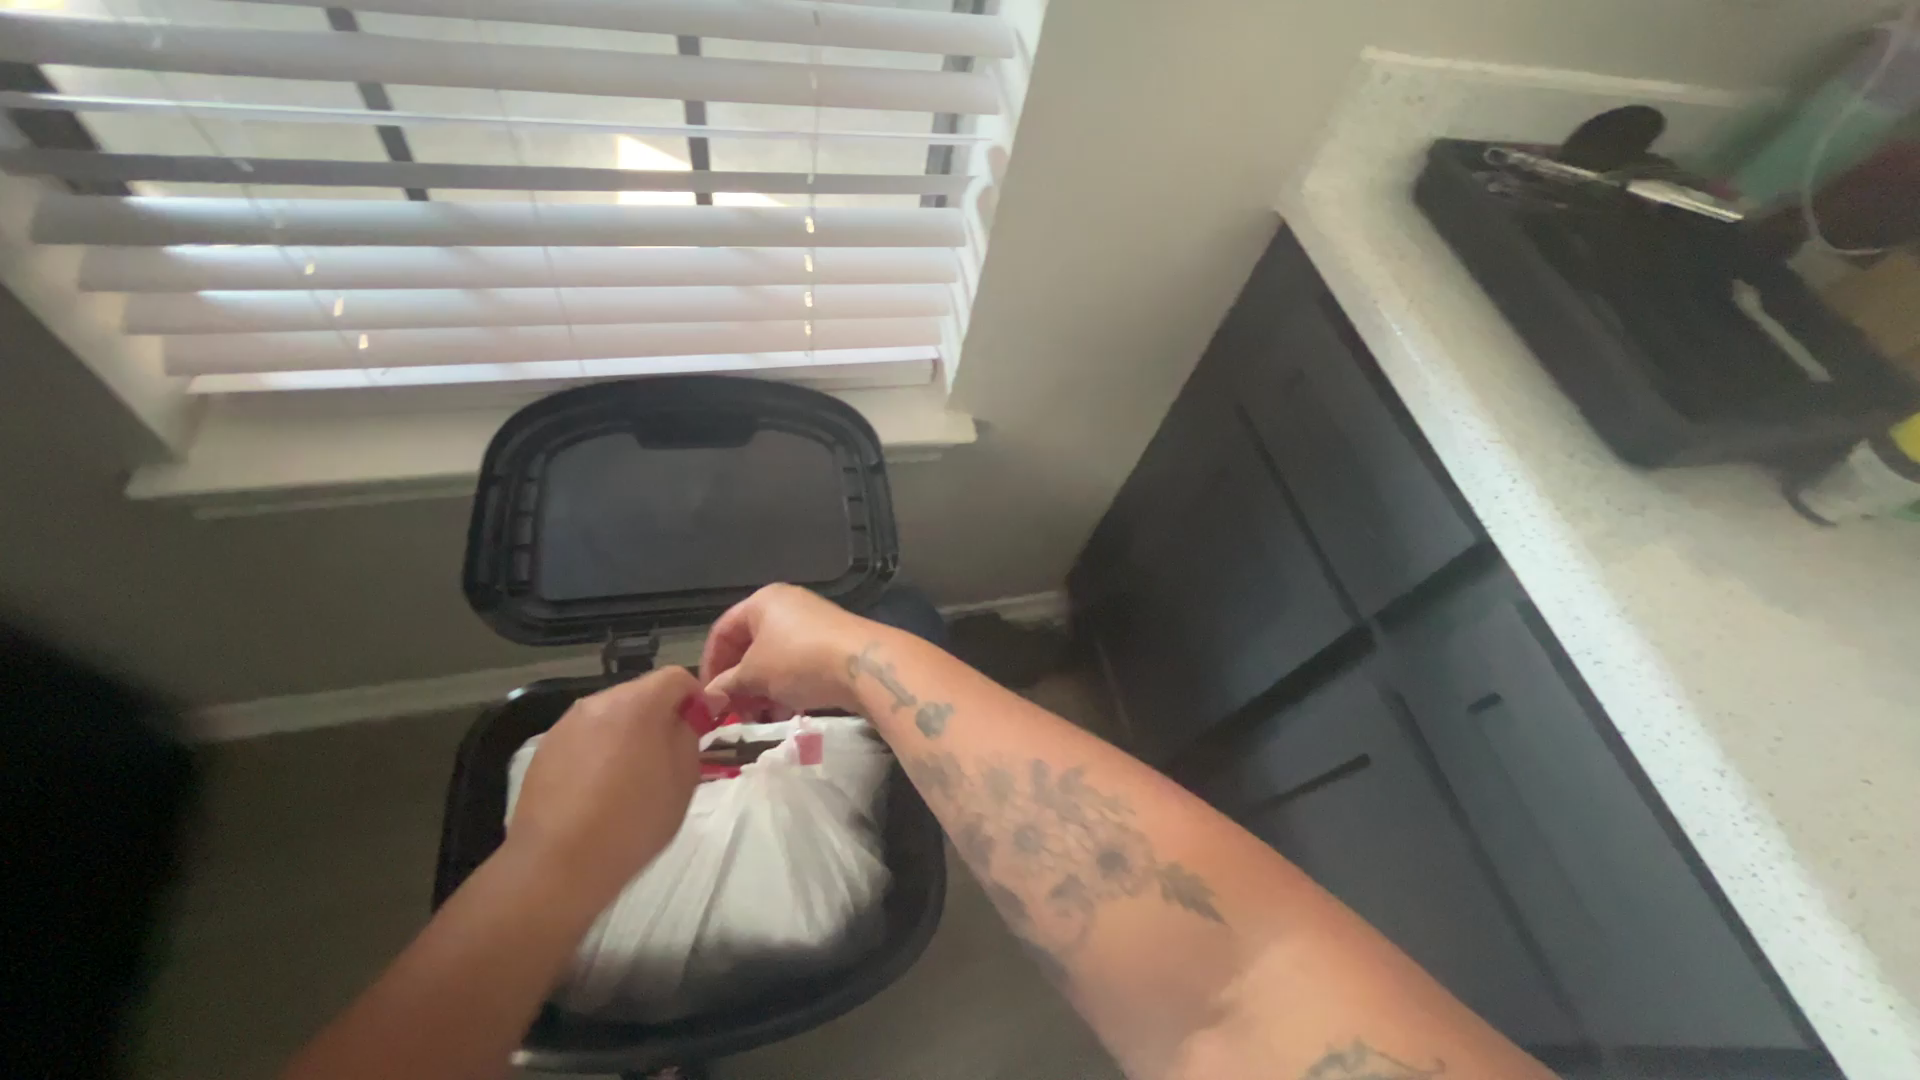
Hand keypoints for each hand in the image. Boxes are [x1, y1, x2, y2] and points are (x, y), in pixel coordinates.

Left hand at [505, 666, 705, 906]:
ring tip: (633, 772)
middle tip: (670, 752)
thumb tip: (693, 713)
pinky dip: (601, 748)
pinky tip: (601, 785)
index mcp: (638, 703)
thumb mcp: (683, 778)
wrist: (558, 864)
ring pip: (612, 713)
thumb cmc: (634, 820)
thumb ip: (690, 734)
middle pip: (642, 692)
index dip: (697, 698)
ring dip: (629, 730)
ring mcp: (567, 724)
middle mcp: (600, 702)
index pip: (678, 677)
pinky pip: (586, 735)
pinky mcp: (546, 748)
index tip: (705, 727)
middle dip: (661, 713)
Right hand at [699, 584, 883, 713]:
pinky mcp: (833, 645)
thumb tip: (709, 696)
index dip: (710, 664)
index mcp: (763, 601)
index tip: (707, 696)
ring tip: (762, 717)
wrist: (864, 665)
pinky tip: (788, 712)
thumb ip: (728, 684)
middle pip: (750, 646)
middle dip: (739, 682)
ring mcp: (813, 624)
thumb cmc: (799, 660)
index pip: (723, 630)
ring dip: (763, 690)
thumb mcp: (755, 674)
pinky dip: (788, 688)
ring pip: (775, 660)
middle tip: (734, 711)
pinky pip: (799, 666)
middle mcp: (788, 606)